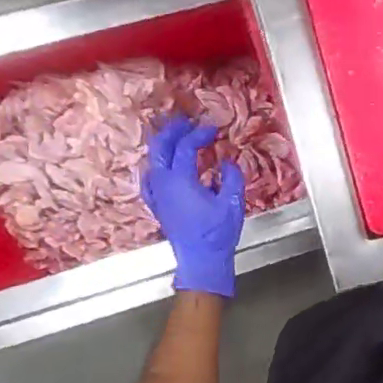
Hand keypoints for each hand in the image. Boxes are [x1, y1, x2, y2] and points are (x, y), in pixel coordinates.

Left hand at [144, 113, 244, 297]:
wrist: (201, 260)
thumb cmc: (217, 233)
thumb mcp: (232, 203)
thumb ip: (231, 178)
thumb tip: (227, 163)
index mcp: (180, 180)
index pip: (186, 147)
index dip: (199, 134)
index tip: (212, 129)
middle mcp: (163, 183)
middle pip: (161, 147)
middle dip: (173, 131)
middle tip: (185, 122)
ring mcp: (157, 195)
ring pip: (153, 161)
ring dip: (163, 146)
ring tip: (174, 139)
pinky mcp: (157, 205)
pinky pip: (149, 179)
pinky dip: (155, 167)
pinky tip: (160, 168)